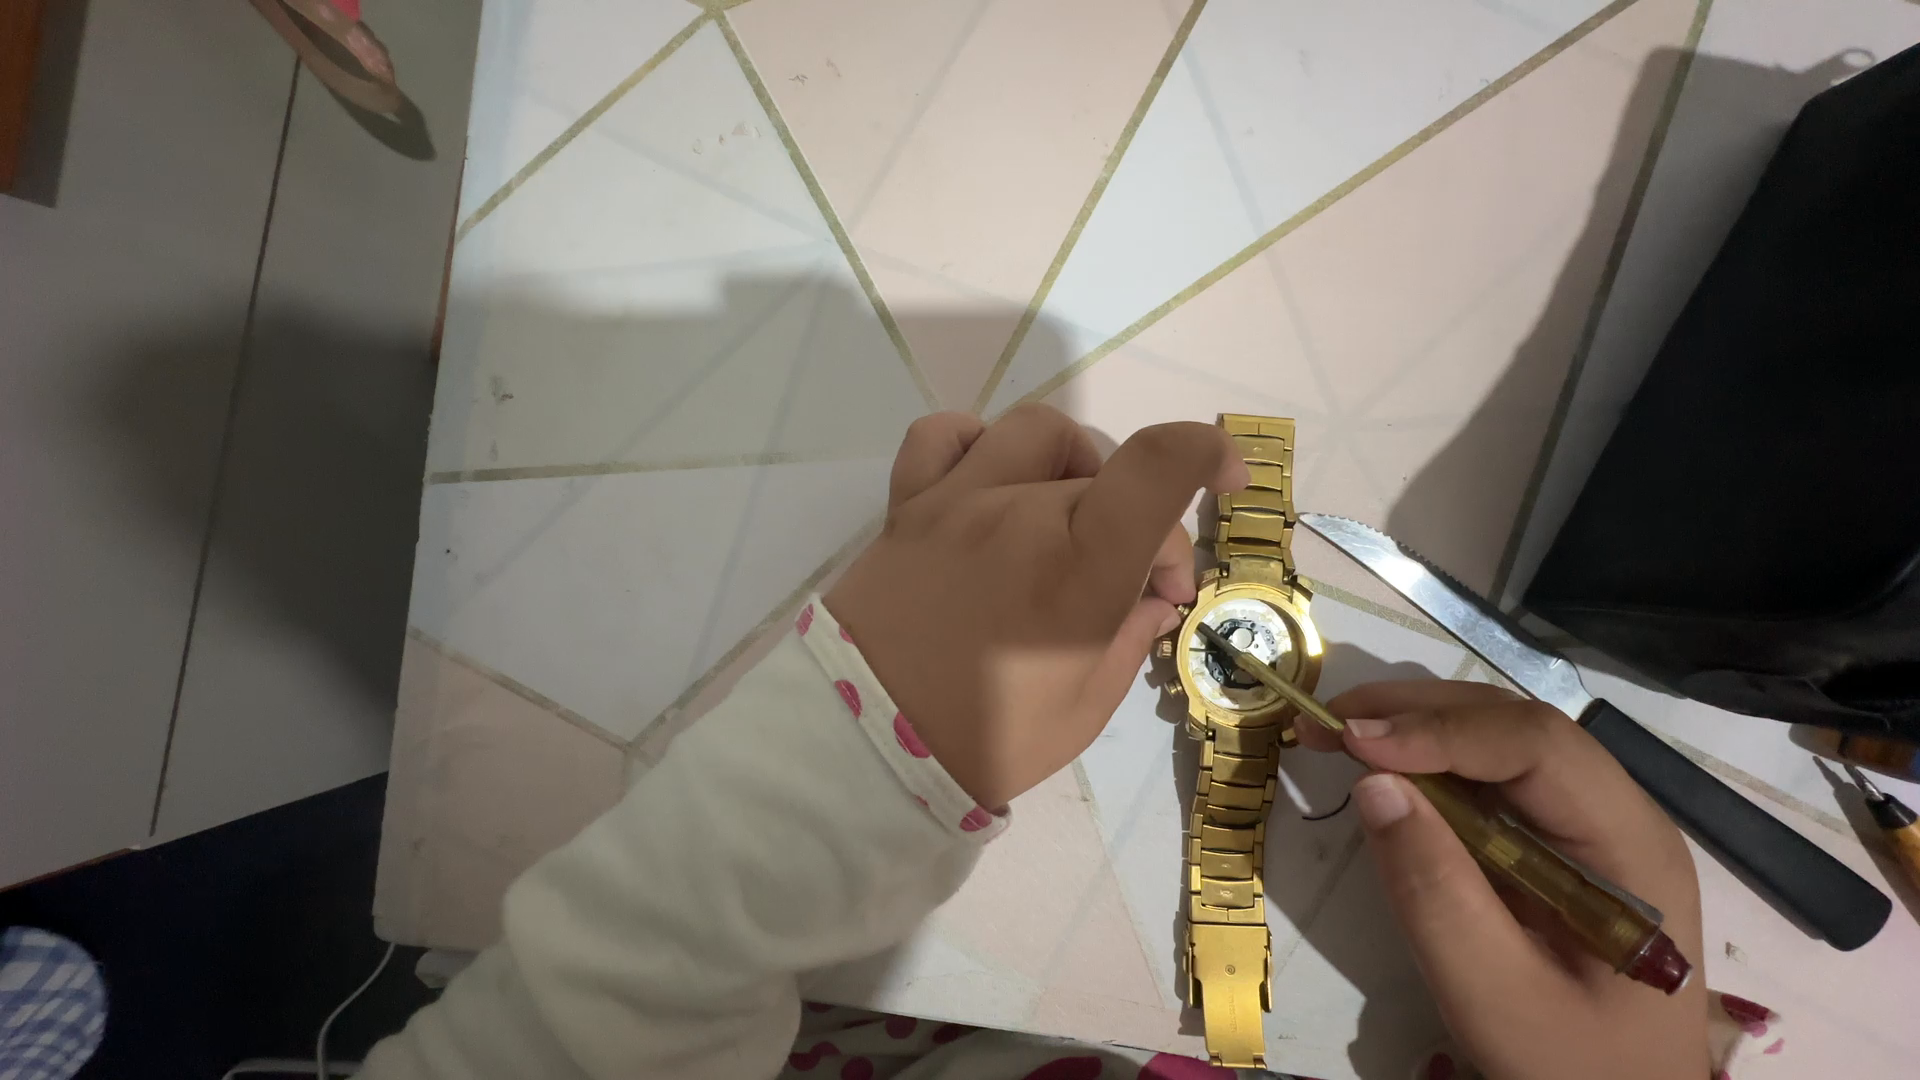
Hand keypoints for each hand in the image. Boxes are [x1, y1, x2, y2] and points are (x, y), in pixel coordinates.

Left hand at [825, 405, 1247, 808]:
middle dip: (1137, 519)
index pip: (1159, 465)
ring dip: (1073, 463)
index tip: (1222, 480)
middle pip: (1108, 470)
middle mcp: (1019, 514)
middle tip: (1124, 580)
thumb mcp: (1086, 705)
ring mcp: (956, 501)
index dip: (1208, 452)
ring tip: (1064, 513)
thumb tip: (1149, 591)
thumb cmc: (986, 739)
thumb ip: (1129, 633)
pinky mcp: (906, 505)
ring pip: (1036, 431)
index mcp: (1078, 569)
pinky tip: (988, 480)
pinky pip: (942, 434)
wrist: (865, 745)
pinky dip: (979, 442)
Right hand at [1298, 681, 1708, 1079]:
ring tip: (1332, 731)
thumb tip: (1373, 783)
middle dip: (1413, 710)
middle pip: (1509, 722)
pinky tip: (1371, 758)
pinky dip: (1414, 748)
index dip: (1441, 732)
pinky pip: (1475, 762)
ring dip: (1407, 718)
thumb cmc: (1563, 1058)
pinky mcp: (1538, 824)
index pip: (1537, 747)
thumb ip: (1436, 893)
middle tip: (1324, 722)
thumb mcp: (1493, 994)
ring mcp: (1574, 813)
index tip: (1352, 740)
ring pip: (1489, 729)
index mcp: (1627, 848)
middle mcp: (1610, 809)